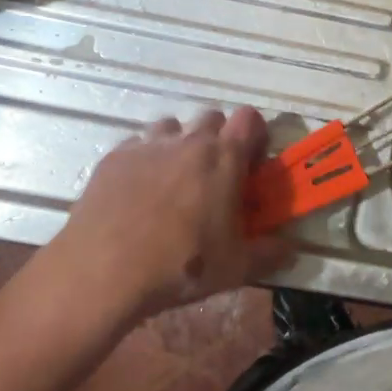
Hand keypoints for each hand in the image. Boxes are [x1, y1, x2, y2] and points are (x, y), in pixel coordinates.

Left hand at [53, 108, 292, 323]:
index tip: (252, 161)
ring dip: (179, 144)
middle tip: (213, 176)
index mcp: (224, 158)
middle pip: (212, 117)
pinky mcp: (114, 157)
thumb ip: (268, 253)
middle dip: (217, 139)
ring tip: (173, 180)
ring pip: (172, 127)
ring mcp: (148, 145)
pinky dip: (144, 159)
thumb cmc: (180, 266)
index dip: (254, 134)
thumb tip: (290, 249)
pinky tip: (137, 191)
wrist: (101, 273)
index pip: (250, 118)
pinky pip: (137, 144)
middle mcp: (188, 141)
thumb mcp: (235, 268)